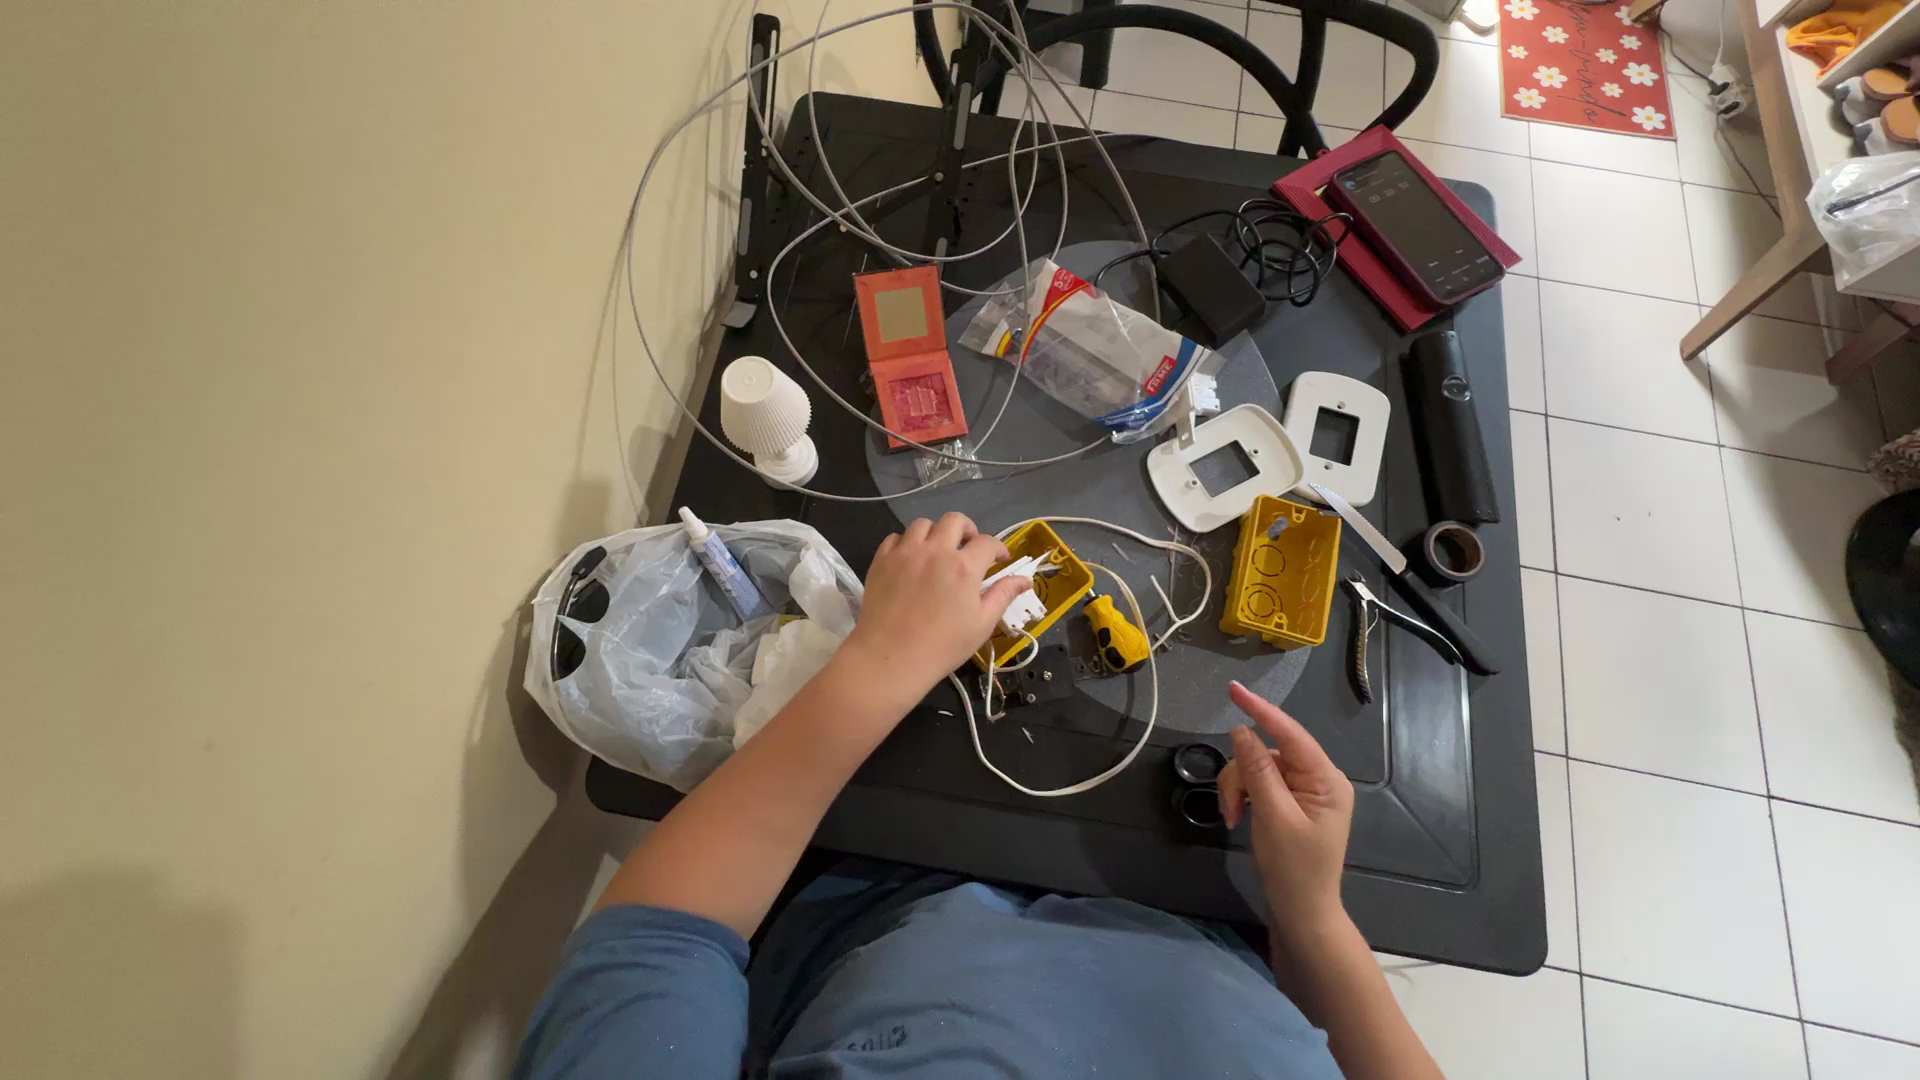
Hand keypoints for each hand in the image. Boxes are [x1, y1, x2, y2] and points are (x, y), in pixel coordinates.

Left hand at [843, 513, 1029, 699]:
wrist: (890, 658)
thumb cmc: (942, 646)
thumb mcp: (982, 624)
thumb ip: (1003, 596)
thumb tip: (1024, 580)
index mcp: (964, 566)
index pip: (987, 542)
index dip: (998, 548)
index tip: (1000, 560)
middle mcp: (935, 551)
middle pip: (954, 520)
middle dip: (967, 530)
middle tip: (968, 548)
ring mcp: (905, 553)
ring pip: (922, 524)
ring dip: (935, 533)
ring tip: (937, 551)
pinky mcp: (881, 560)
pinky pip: (895, 537)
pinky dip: (906, 543)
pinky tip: (911, 560)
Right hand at [1216, 681, 1354, 935]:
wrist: (1302, 912)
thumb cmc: (1293, 868)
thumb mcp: (1272, 817)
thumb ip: (1257, 770)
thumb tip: (1240, 730)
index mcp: (1326, 780)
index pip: (1290, 734)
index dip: (1261, 710)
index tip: (1233, 689)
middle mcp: (1318, 777)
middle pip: (1266, 752)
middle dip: (1241, 774)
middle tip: (1228, 809)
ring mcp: (1303, 788)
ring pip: (1255, 765)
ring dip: (1237, 787)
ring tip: (1231, 817)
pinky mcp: (1288, 799)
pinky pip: (1257, 780)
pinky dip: (1241, 794)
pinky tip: (1237, 817)